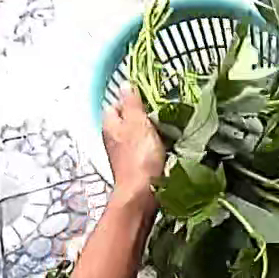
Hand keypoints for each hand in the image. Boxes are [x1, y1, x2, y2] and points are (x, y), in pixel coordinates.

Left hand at [103, 90, 164, 207]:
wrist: (142, 194)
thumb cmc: (139, 156)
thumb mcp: (138, 123)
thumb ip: (132, 103)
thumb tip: (125, 83)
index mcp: (111, 125)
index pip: (116, 104)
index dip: (130, 100)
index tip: (149, 100)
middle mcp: (113, 138)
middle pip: (128, 120)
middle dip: (143, 117)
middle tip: (162, 115)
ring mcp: (124, 154)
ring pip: (137, 136)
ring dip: (151, 133)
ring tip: (168, 130)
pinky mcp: (135, 166)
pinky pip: (145, 150)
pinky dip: (154, 148)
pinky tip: (166, 148)